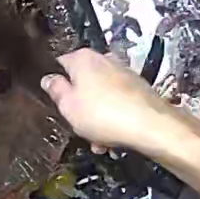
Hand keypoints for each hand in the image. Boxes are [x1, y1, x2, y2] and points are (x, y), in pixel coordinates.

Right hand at [39, 48, 199, 155]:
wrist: (151, 126)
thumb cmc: (104, 114)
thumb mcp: (68, 106)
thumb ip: (55, 90)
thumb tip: (48, 79)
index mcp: (82, 58)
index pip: (59, 64)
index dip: (55, 84)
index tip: (55, 101)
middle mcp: (104, 59)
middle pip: (82, 82)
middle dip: (79, 105)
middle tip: (77, 124)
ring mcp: (123, 73)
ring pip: (100, 95)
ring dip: (96, 116)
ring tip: (98, 140)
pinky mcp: (138, 89)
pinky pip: (117, 102)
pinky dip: (113, 118)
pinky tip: (112, 138)